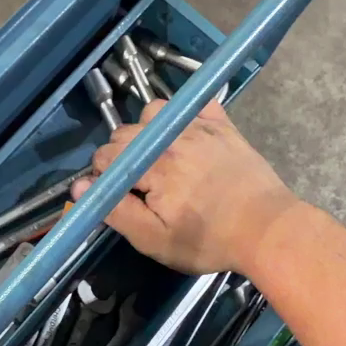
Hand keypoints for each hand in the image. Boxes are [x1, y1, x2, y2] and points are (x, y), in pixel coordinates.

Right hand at [71, 99, 307, 273]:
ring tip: (158, 160)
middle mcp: (172, 136)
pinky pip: (194, 104)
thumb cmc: (207, 241)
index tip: (116, 198)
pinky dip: (182, 115)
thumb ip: (114, 210)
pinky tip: (186, 138)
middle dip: (120, 155)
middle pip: (126, 131)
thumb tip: (79, 187)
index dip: (101, 177)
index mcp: (152, 165)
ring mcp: (201, 126)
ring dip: (147, 132)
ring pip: (155, 111)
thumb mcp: (153, 239)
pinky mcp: (224, 126)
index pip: (106, 155)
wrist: (267, 230)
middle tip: (136, 186)